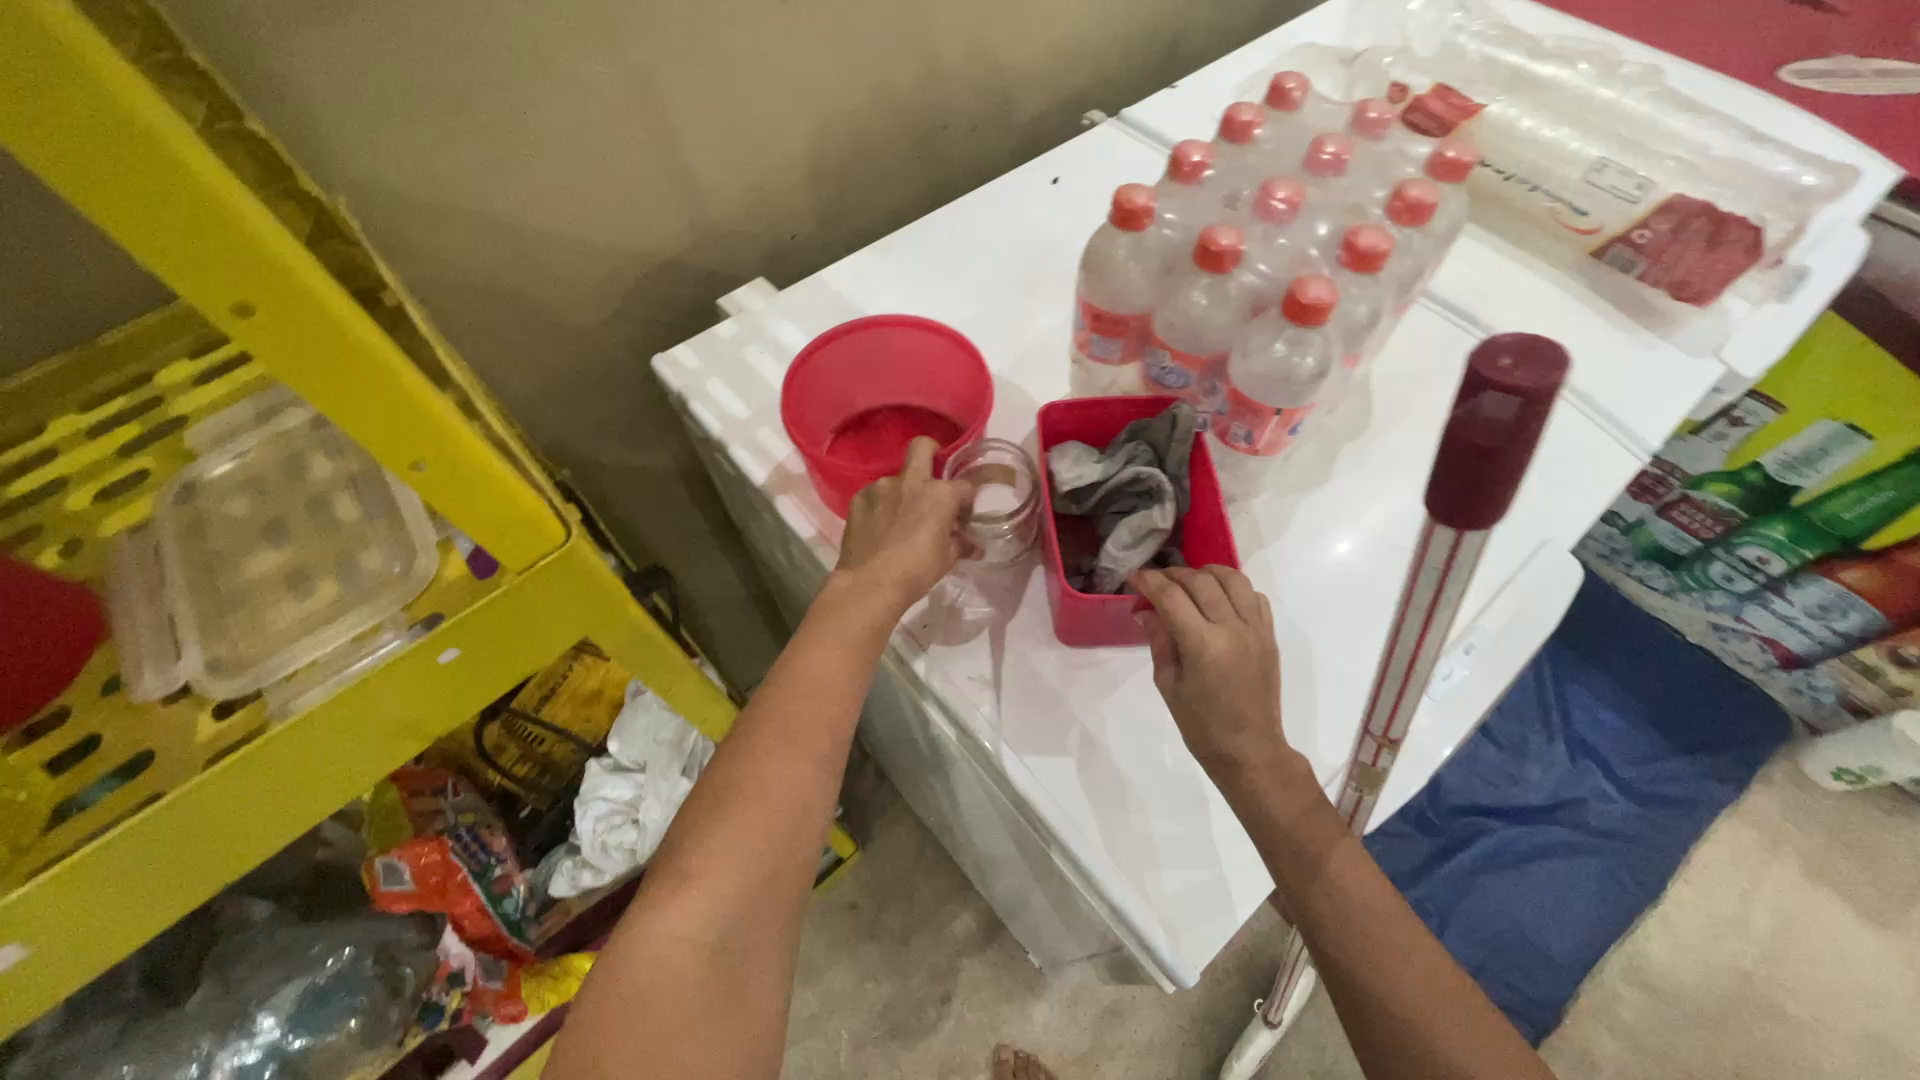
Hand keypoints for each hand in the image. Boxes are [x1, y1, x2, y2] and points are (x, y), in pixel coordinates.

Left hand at [833, 436, 973, 614]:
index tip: (964, 512)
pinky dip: (882, 506)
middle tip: (933, 473)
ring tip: (900, 518)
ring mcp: (881, 486)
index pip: (964, 486)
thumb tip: (974, 545)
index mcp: (940, 494)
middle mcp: (911, 481)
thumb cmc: (916, 572)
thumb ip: (962, 544)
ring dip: (903, 491)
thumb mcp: (947, 559)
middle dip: (931, 451)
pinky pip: (876, 495)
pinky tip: (880, 527)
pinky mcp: (859, 498)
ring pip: (897, 477)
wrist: (869, 584)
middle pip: (923, 446)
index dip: (967, 499)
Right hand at [1134, 566, 1293, 785]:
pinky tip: (1219, 600)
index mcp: (1203, 645)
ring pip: (1233, 580)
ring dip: (1207, 573)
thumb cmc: (1201, 725)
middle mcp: (1233, 629)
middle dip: (1173, 575)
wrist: (1249, 750)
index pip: (1171, 597)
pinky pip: (1255, 597)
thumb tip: (1145, 611)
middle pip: (1200, 581)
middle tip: (1156, 583)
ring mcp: (1256, 630)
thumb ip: (1159, 641)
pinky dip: (1235, 589)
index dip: (1149, 582)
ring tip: (1189, 582)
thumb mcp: (1168, 684)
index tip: (1134, 579)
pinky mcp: (1269, 636)